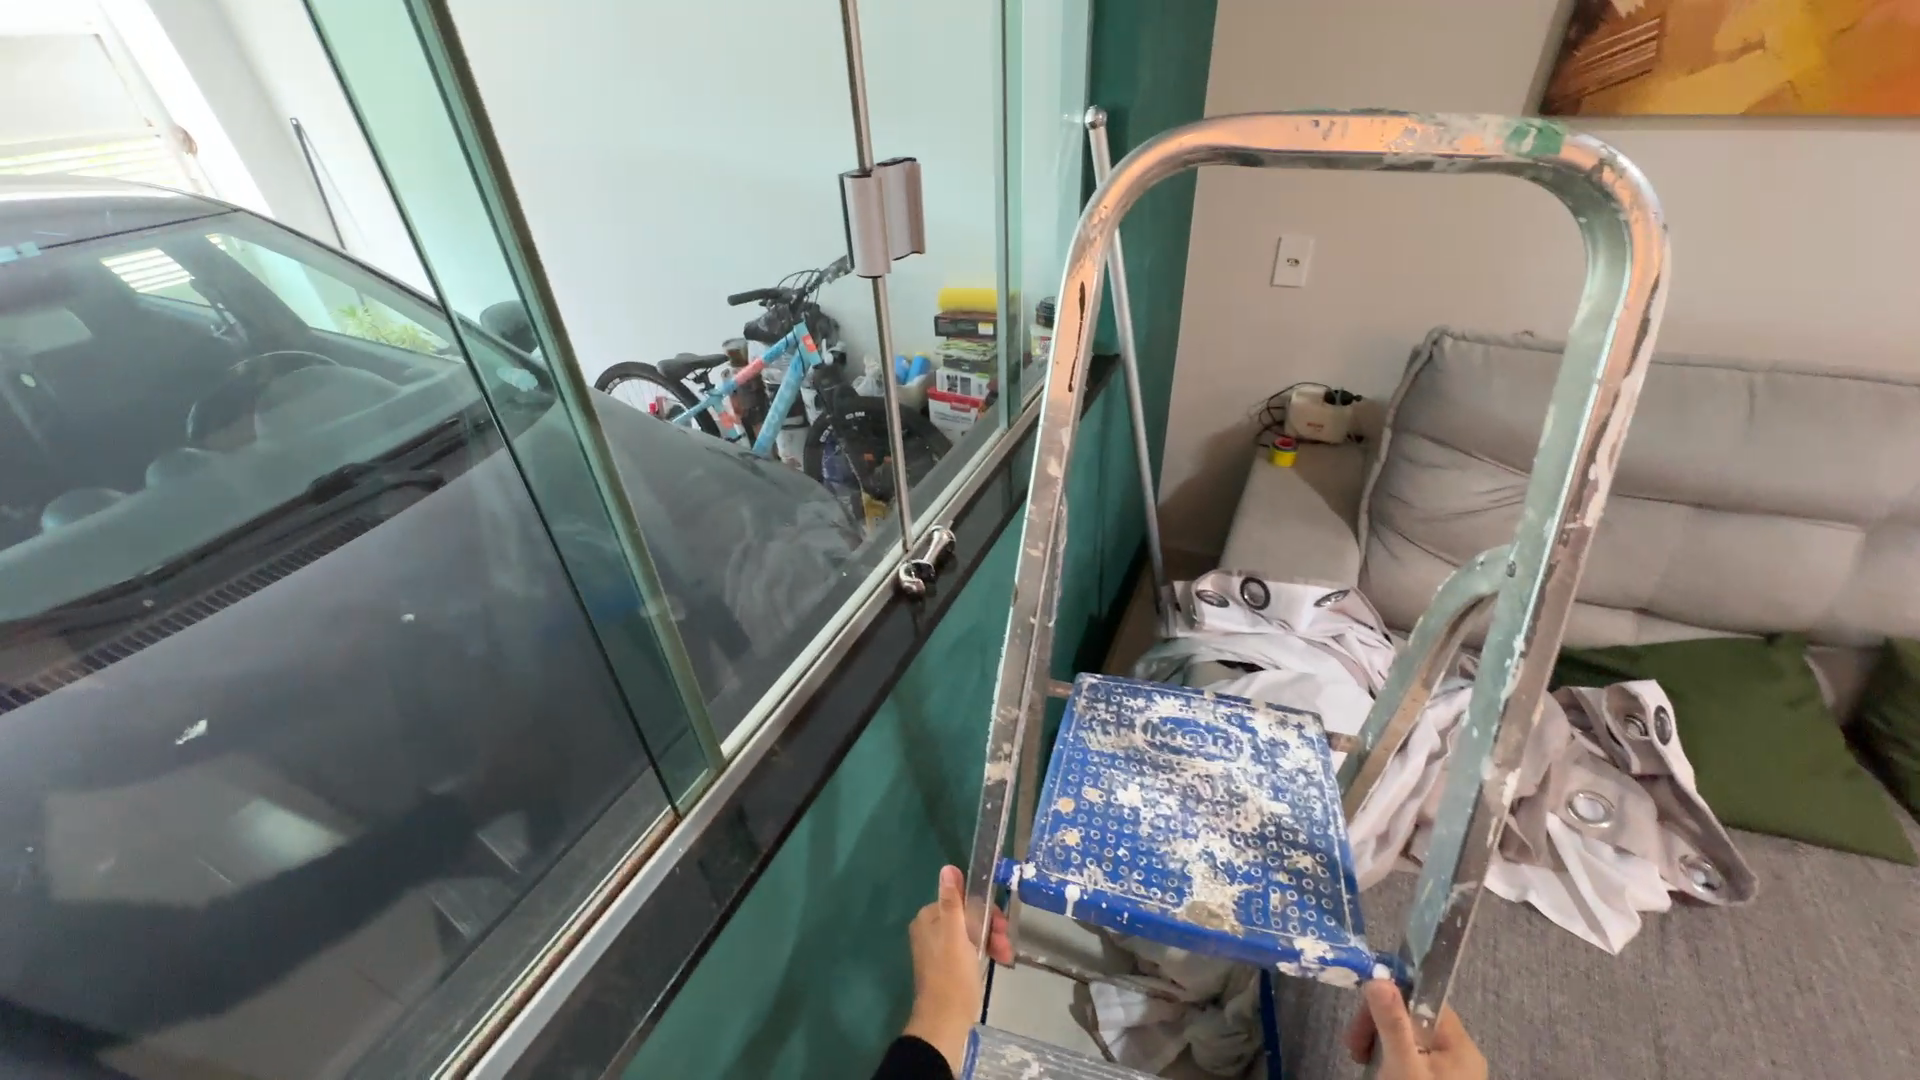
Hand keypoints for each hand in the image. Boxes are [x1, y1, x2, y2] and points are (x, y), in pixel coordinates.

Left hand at [902, 865, 1011, 1072]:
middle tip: (1005, 942)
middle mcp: (931, 929)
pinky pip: (968, 949)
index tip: (1000, 923)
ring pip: (970, 933)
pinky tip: (999, 961)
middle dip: (990, 928)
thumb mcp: (956, 935)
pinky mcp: (948, 966)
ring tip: (1006, 956)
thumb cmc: (952, 976)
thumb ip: (952, 902)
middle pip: (967, 916)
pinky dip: (983, 952)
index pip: (961, 900)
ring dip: (990, 940)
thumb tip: (947, 868)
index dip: (984, 909)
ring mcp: (939, 948)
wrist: (945, 1023)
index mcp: (929, 918)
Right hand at [1344, 980, 1485, 1079]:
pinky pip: (1407, 1056)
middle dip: (1376, 1022)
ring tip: (1357, 1056)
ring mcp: (1446, 1073)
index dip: (1393, 994)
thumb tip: (1379, 975)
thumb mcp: (1402, 1065)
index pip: (1425, 998)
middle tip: (1353, 1042)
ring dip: (1376, 1039)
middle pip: (1412, 1017)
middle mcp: (1458, 1055)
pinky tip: (1372, 1067)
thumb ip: (1392, 1022)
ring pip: (1406, 1037)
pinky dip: (1385, 1056)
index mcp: (1460, 1046)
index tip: (1362, 1003)